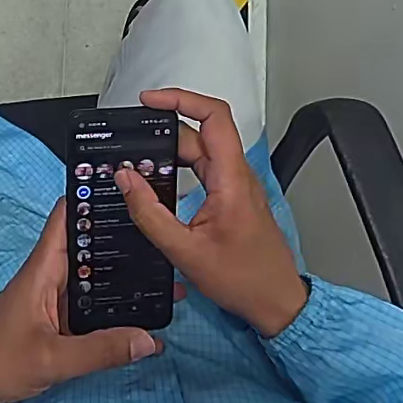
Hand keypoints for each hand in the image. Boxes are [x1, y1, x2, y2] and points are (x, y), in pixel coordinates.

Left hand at [0, 200, 169, 402]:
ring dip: (121, 272)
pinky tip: (142, 308)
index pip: (66, 217)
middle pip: (87, 243)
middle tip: (162, 232)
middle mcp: (50, 274)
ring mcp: (54, 295)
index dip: (91, 197)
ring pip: (92, 274)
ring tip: (162, 269)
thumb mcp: (52, 359)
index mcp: (43, 268)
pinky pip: (90, 301)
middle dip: (119, 236)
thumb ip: (100, 350)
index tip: (126, 189)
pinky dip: (113, 301)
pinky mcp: (58, 316)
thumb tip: (150, 338)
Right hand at [114, 88, 308, 335]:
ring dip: (168, 145)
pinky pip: (201, 164)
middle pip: (198, 131)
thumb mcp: (184, 251)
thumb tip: (125, 177)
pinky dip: (176, 161)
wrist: (277, 303)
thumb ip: (148, 212)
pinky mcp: (229, 193)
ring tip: (137, 153)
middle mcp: (235, 174)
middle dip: (162, 126)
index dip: (181, 99)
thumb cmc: (242, 280)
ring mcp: (234, 183)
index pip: (214, 117)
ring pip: (198, 148)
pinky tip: (156, 173)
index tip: (149, 101)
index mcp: (231, 180)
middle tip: (130, 133)